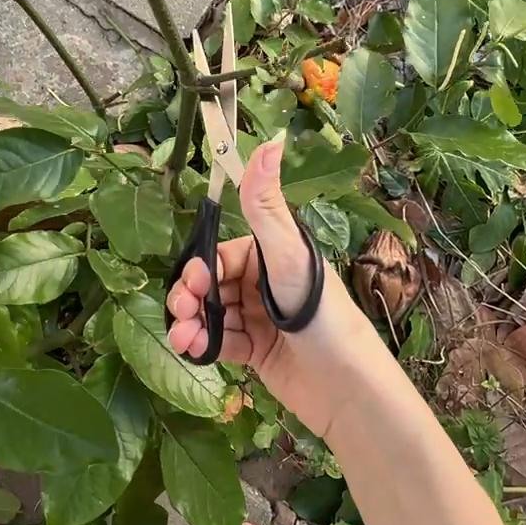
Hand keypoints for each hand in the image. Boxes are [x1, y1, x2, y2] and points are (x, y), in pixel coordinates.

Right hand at [166, 137, 392, 437]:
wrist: (344, 384)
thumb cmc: (318, 311)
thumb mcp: (288, 253)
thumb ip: (266, 203)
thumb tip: (270, 140)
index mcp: (271, 255)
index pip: (220, 256)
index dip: (200, 269)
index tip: (190, 285)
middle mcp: (264, 282)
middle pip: (210, 285)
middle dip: (189, 297)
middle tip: (180, 313)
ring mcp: (259, 318)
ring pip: (210, 313)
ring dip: (190, 322)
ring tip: (182, 338)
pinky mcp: (256, 351)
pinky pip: (219, 342)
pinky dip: (203, 344)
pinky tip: (192, 350)